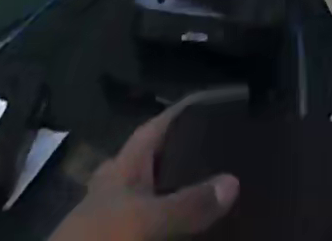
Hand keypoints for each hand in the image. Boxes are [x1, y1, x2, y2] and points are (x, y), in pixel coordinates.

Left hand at [48, 98, 239, 240]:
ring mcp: (121, 219)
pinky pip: (158, 228)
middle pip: (159, 161)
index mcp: (124, 166)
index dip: (181, 113)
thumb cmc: (98, 239)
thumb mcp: (144, 220)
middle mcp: (122, 186)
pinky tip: (198, 234)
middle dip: (190, 155)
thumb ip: (187, 203)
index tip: (214, 104)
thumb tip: (233, 180)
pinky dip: (177, 227)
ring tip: (224, 193)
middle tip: (230, 151)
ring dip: (186, 195)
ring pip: (160, 197)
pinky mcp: (125, 239)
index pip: (156, 127)